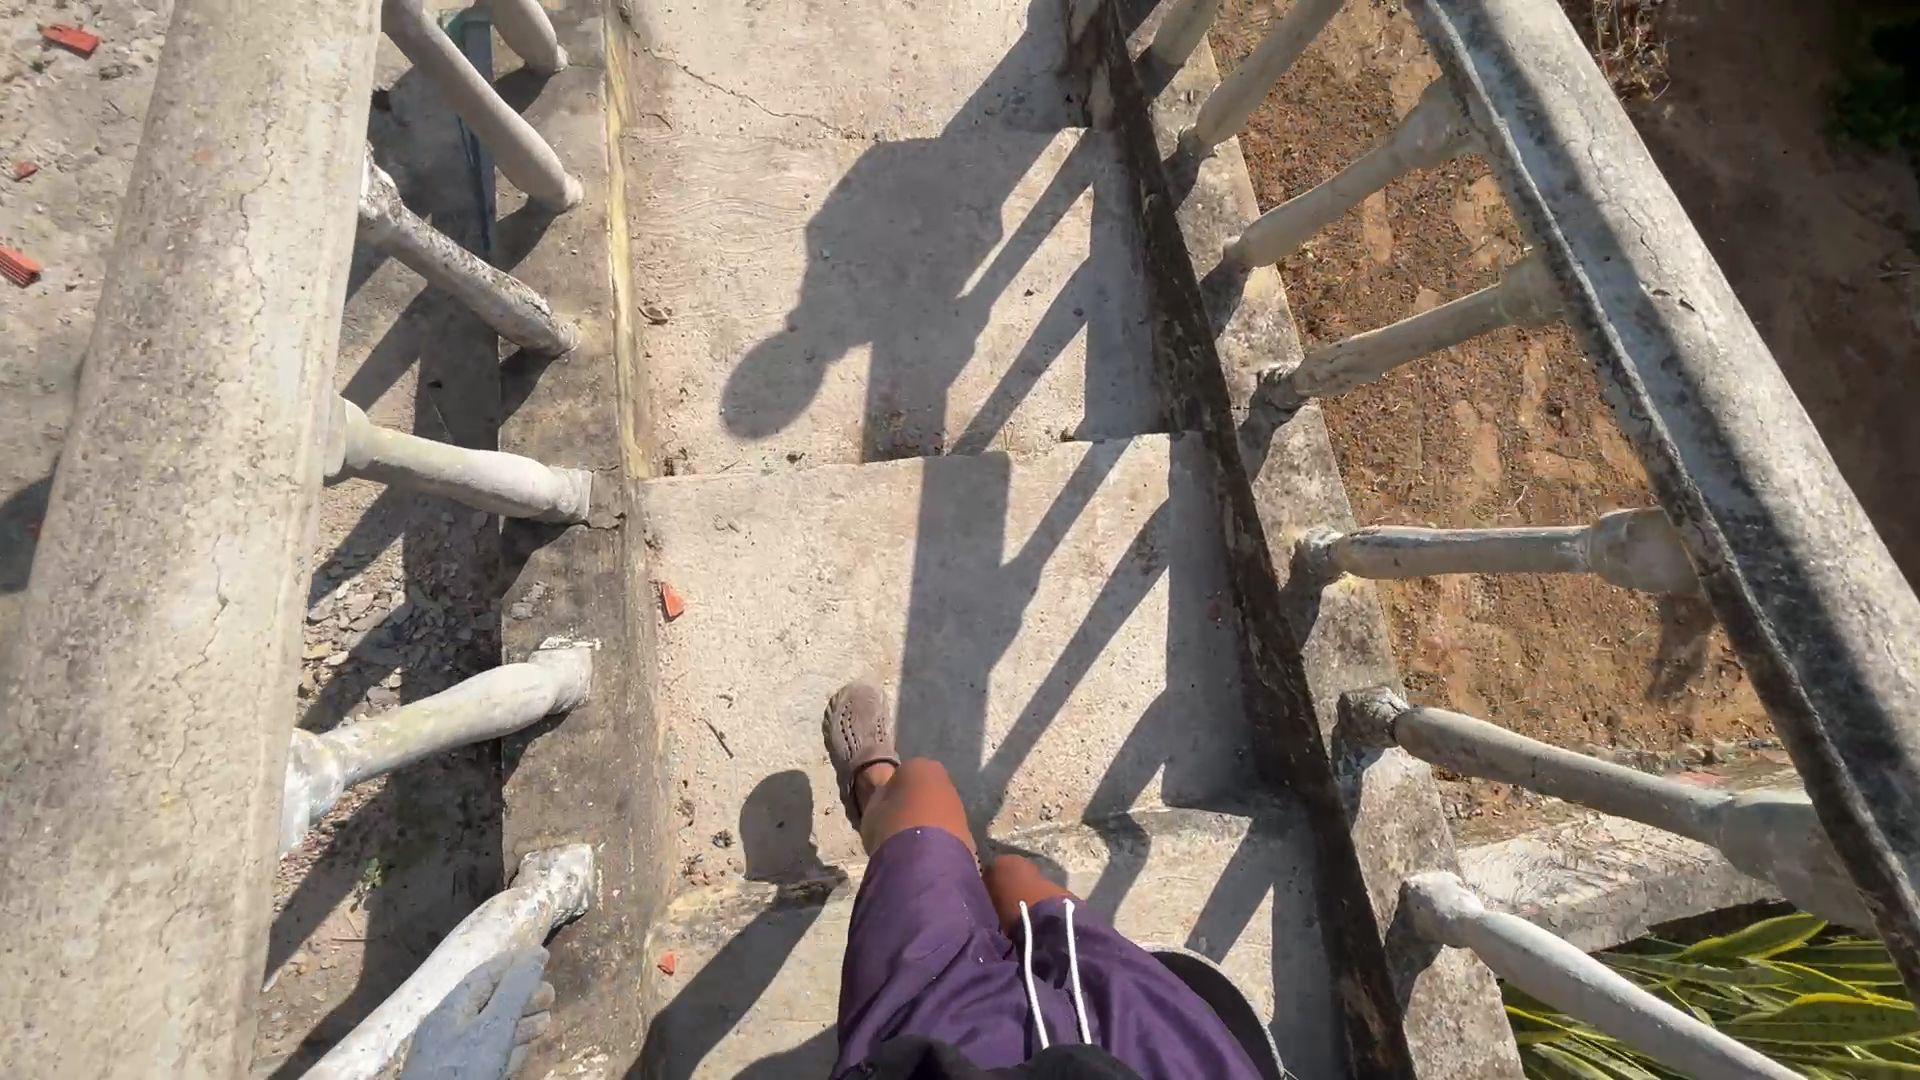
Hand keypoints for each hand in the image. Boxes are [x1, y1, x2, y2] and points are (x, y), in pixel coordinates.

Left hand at [400, 945, 554, 1079]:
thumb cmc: (463, 1071)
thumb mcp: (494, 1025)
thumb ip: (516, 989)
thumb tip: (537, 952)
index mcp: (451, 1010)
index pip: (485, 974)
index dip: (515, 961)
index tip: (543, 955)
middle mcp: (449, 1031)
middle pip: (491, 1001)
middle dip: (523, 994)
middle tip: (551, 994)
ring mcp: (452, 1058)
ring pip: (492, 1029)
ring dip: (522, 1022)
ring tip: (547, 1020)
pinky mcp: (462, 1078)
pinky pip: (489, 1055)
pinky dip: (511, 1046)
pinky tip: (526, 1049)